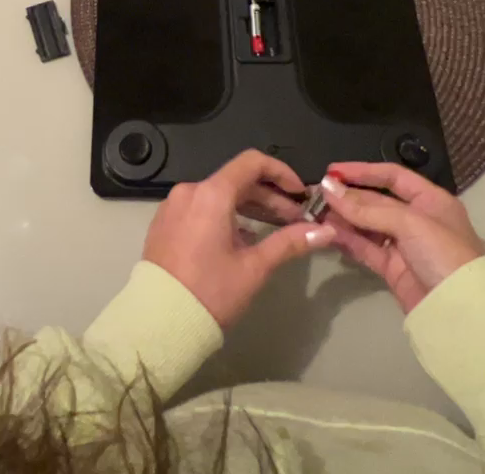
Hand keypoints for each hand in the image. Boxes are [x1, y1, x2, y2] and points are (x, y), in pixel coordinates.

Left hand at [143, 149, 336, 326]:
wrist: (158, 322)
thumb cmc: (210, 292)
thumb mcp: (254, 268)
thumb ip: (289, 243)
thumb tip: (325, 231)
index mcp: (211, 194)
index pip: (252, 163)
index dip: (280, 172)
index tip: (300, 192)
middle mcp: (190, 191)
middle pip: (236, 181)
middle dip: (269, 197)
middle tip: (296, 219)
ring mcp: (173, 205)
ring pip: (218, 195)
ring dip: (248, 207)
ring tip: (273, 230)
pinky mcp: (164, 222)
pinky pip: (200, 207)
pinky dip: (224, 215)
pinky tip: (240, 239)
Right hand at [320, 162, 484, 311]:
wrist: (462, 313)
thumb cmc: (444, 255)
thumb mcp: (410, 223)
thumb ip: (367, 208)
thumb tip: (328, 188)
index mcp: (431, 200)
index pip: (393, 176)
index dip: (363, 171)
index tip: (332, 170)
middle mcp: (417, 219)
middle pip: (376, 201)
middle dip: (348, 197)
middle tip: (317, 194)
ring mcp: (404, 246)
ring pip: (367, 225)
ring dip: (344, 218)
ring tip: (317, 213)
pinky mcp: (393, 269)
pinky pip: (366, 248)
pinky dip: (348, 240)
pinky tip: (328, 232)